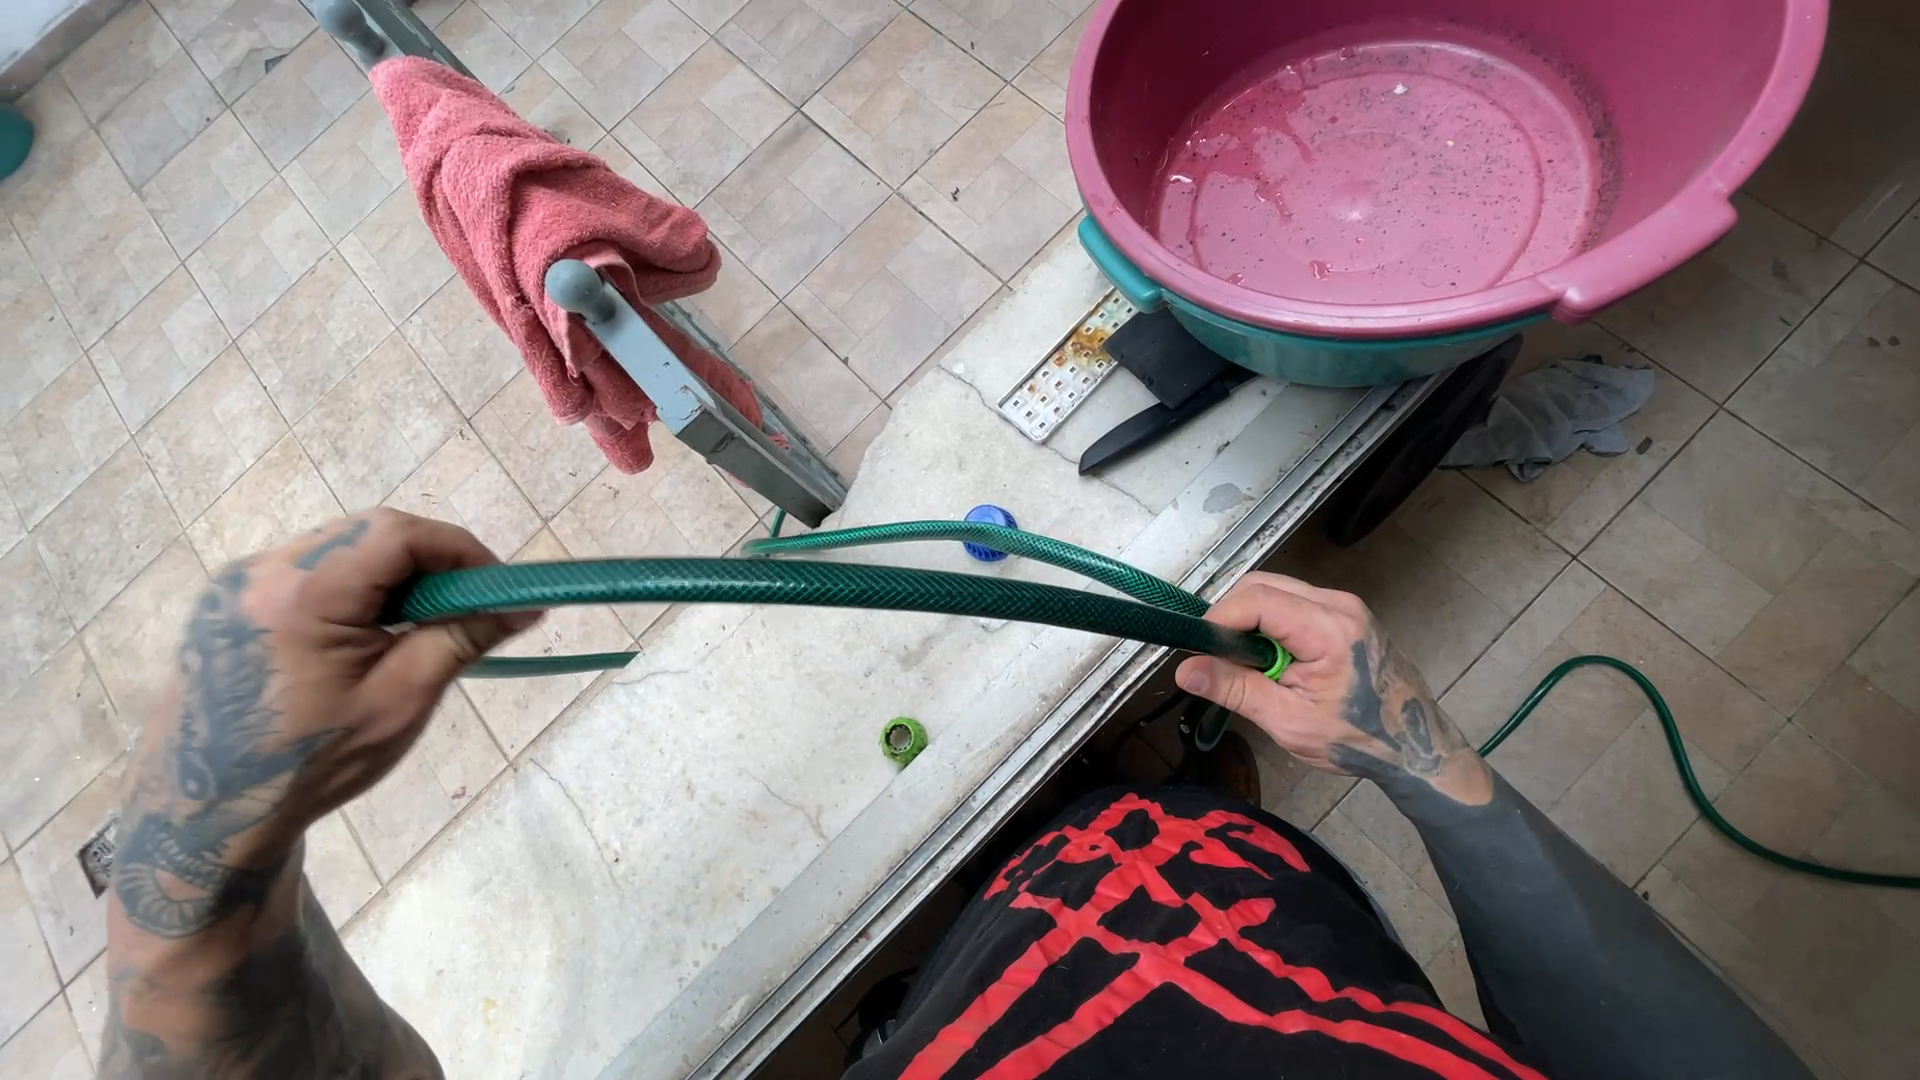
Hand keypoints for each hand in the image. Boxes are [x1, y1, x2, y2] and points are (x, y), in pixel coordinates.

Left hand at [115, 510, 536, 938]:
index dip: (460, 549)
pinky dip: (364, 583)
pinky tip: (377, 627)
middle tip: (468, 604)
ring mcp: (239, 584)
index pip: (398, 534)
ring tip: (426, 619)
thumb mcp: (404, 700)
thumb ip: (465, 638)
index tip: (495, 588)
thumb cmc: (312, 760)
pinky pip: (318, 566)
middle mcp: (262, 573)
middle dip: (434, 558)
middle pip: (372, 531)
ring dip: (400, 570)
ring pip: (347, 544)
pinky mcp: (233, 600)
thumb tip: (529, 606)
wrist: (204, 813)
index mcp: (303, 597)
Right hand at [1175, 572, 1490, 803]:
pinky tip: (1267, 656)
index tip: (1199, 650)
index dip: (1219, 619)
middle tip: (1216, 657)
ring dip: (1247, 618)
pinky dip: (1267, 621)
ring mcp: (1342, 605)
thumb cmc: (1357, 739)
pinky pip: (1290, 600)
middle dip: (1229, 616)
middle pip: (1262, 585)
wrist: (1417, 747)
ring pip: (1273, 589)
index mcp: (1330, 629)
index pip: (1257, 600)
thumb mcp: (1288, 721)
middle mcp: (1338, 604)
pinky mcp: (1342, 612)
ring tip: (1242, 661)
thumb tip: (1185, 671)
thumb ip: (1235, 689)